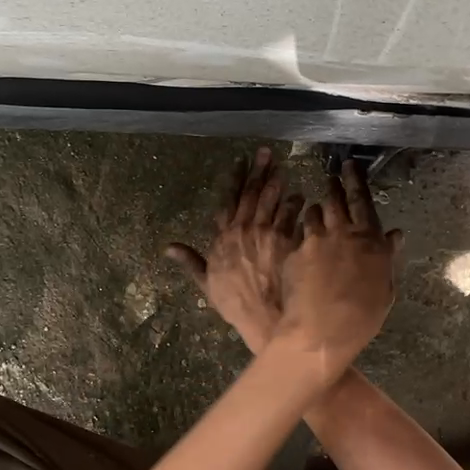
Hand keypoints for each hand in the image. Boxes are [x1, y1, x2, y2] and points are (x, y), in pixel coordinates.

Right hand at [166, 147, 304, 350]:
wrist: (263, 317)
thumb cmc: (235, 304)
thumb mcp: (207, 283)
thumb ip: (190, 262)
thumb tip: (168, 248)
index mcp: (223, 238)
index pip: (227, 201)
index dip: (234, 180)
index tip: (239, 162)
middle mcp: (242, 229)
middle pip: (250, 193)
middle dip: (257, 171)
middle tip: (265, 152)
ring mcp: (264, 232)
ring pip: (271, 199)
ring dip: (277, 182)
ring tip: (282, 167)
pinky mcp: (285, 239)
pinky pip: (292, 215)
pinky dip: (296, 204)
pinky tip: (301, 196)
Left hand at [274, 161, 400, 374]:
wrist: (322, 331)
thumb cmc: (362, 317)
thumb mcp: (385, 288)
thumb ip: (387, 257)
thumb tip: (395, 234)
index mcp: (370, 240)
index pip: (363, 201)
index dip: (356, 180)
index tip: (350, 165)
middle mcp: (343, 233)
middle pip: (336, 200)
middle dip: (334, 185)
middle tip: (331, 175)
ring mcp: (316, 241)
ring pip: (314, 214)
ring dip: (315, 209)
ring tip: (313, 208)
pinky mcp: (295, 253)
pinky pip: (296, 235)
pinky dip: (298, 233)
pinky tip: (295, 237)